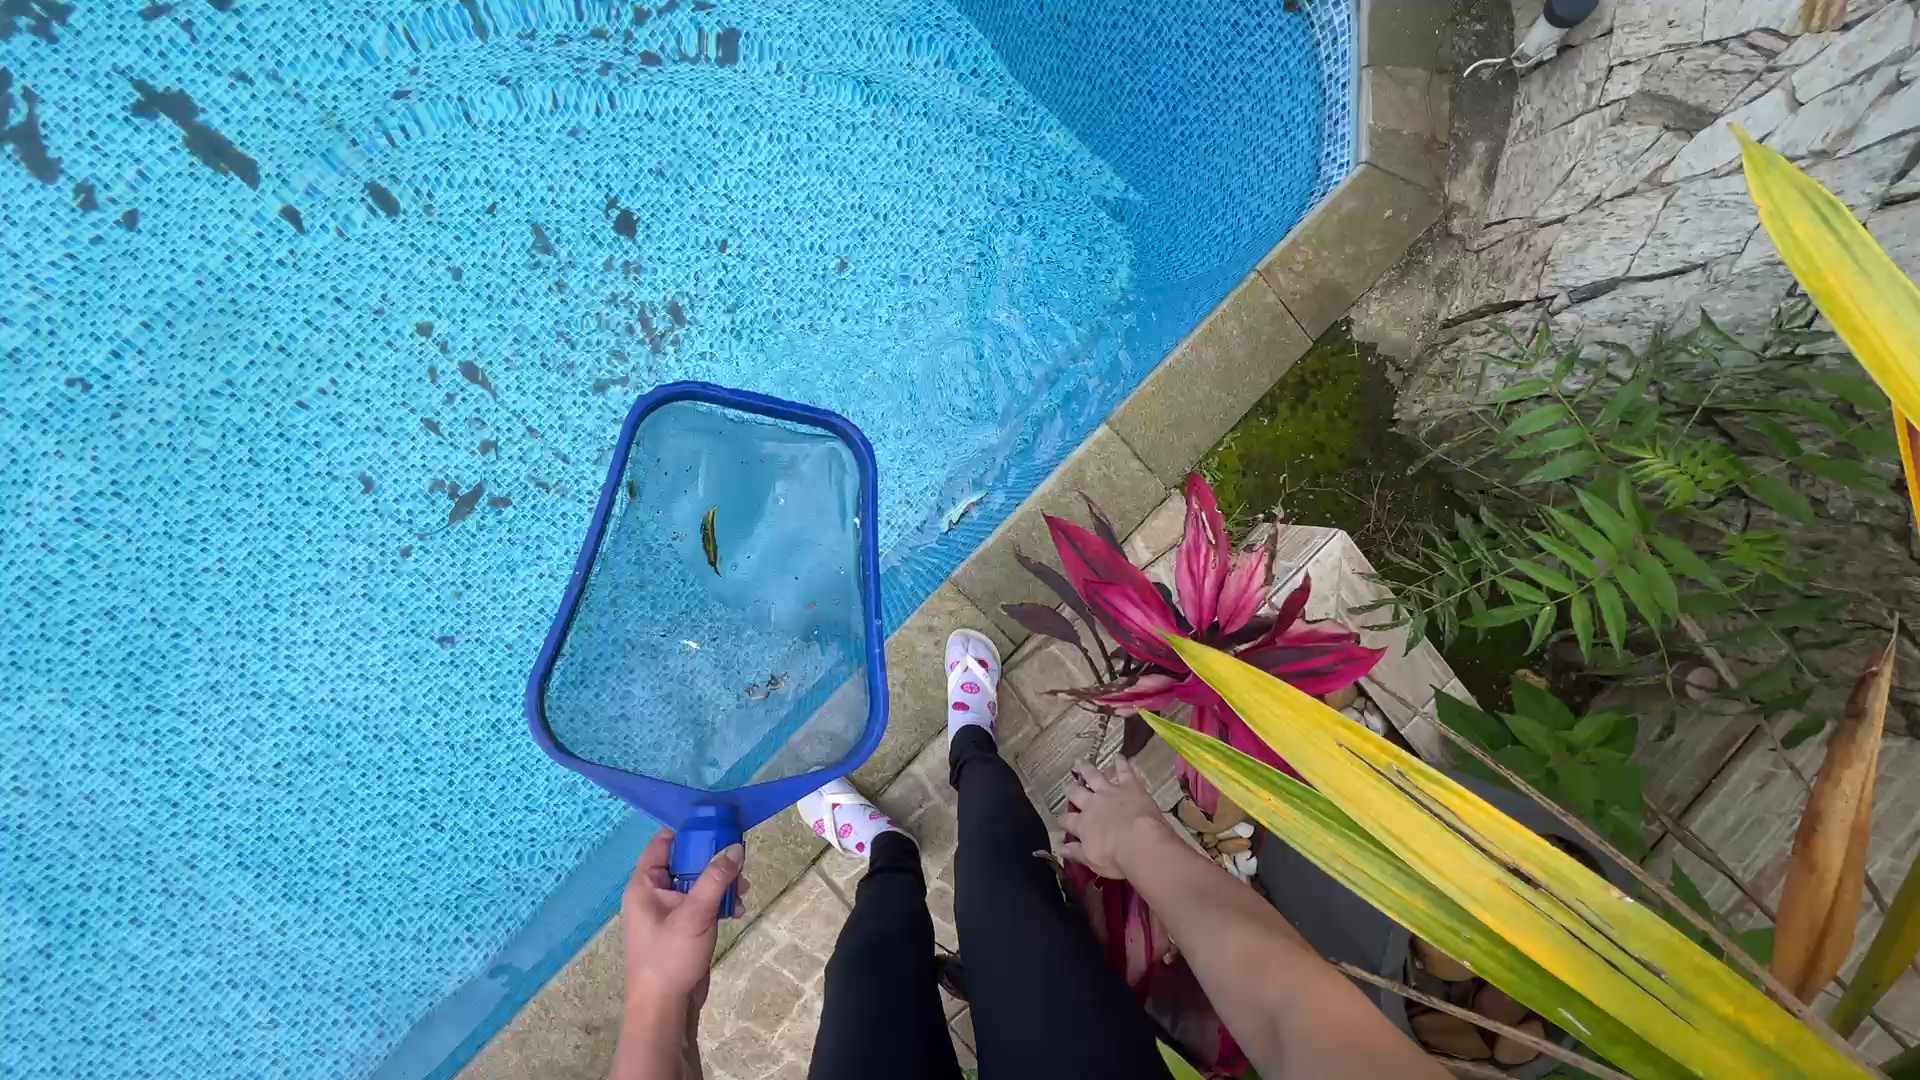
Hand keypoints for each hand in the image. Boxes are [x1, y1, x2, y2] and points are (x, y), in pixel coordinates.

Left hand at [621, 829, 748, 1010]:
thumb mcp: (696, 913)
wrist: (666, 1009)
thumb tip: (736, 848)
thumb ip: (716, 877)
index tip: (718, 822)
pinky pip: (704, 900)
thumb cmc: (670, 957)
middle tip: (739, 859)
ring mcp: (670, 910)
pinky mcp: (685, 925)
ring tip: (743, 890)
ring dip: (723, 882)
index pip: (663, 843)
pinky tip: (737, 910)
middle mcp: (655, 893)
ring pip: (700, 880)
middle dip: (715, 859)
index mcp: (645, 885)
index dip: (688, 830)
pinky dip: (721, 901)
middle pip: (687, 860)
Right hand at [1059, 758, 1170, 879]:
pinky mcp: (1129, 786)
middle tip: (1068, 787)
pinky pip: (1124, 771)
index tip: (1062, 822)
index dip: (1063, 821)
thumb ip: (1077, 853)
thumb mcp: (1093, 861)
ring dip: (1086, 769)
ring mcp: (1110, 792)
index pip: (1067, 821)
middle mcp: (1092, 804)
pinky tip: (1119, 756)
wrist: (1141, 843)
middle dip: (1071, 790)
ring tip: (1080, 763)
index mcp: (1083, 825)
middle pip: (1076, 793)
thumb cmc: (1117, 858)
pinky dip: (1121, 762)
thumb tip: (1062, 849)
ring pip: (1094, 775)